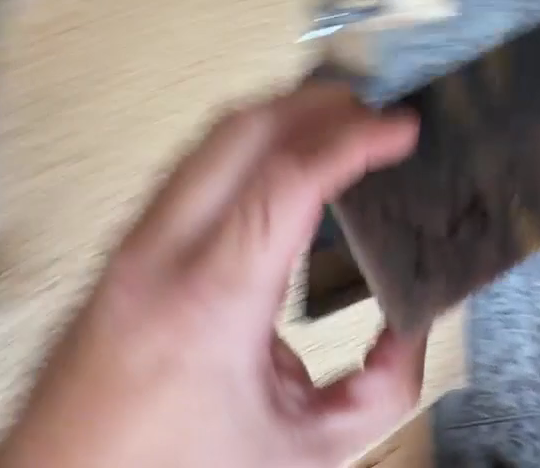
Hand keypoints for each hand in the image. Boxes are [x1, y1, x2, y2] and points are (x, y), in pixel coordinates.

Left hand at [0, 83, 425, 467]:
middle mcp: (163, 258)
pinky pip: (196, 159)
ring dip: (287, 112)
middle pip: (247, 130)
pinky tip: (285, 156)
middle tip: (375, 117)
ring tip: (340, 125)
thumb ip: (383, 388)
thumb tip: (415, 322)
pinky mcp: (125, 248)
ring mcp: (134, 245)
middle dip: (324, 105)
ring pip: (215, 133)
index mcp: (212, 303)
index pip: (291, 177)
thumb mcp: (303, 451)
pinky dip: (253, 137)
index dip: (358, 138)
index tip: (404, 129)